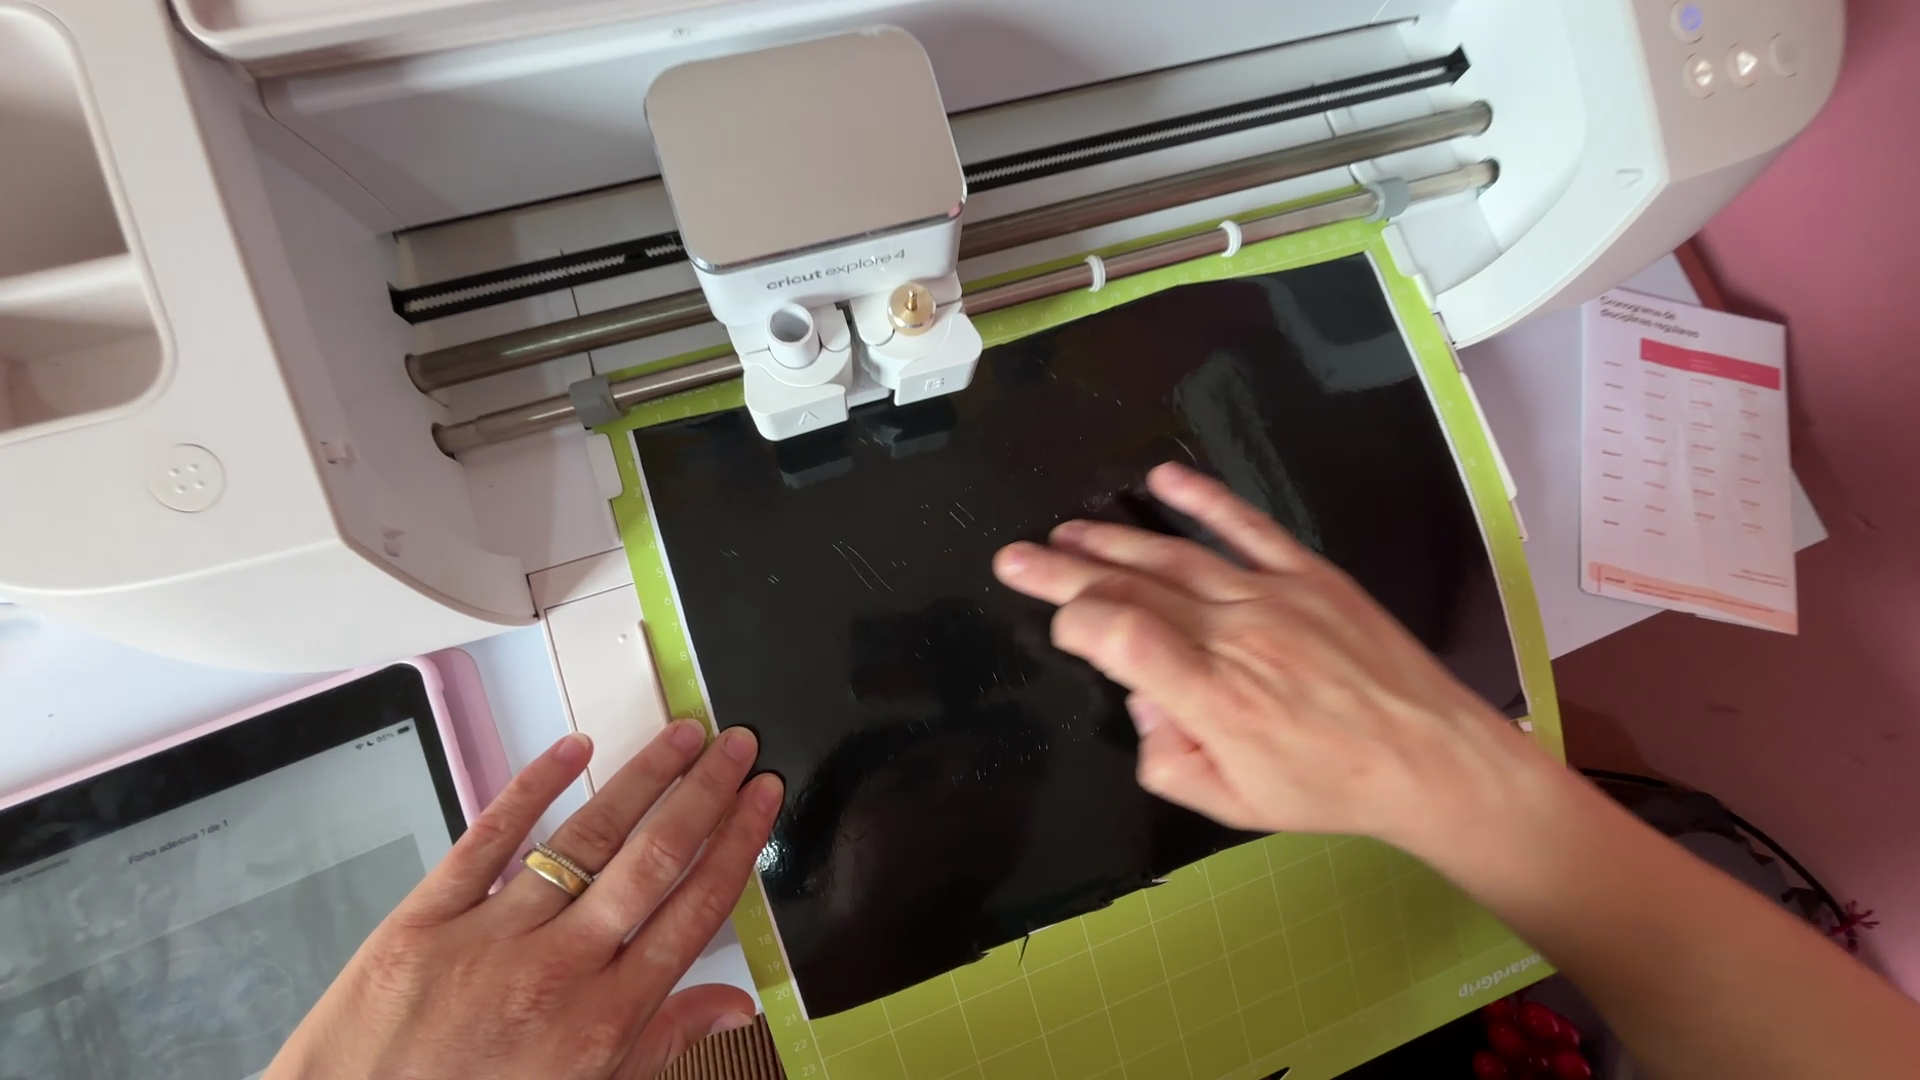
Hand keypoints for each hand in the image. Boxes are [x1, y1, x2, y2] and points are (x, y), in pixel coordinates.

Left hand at [266, 722, 782, 1079]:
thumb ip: (666, 1042)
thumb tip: (739, 1006)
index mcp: (605, 1019)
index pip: (697, 907)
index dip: (739, 841)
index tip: (763, 794)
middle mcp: (559, 971)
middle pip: (655, 858)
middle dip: (706, 791)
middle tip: (737, 744)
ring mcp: (491, 938)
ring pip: (588, 836)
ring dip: (644, 776)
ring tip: (683, 735)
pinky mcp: (425, 919)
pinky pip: (490, 838)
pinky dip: (535, 785)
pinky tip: (576, 748)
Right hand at [992, 462, 1534, 852]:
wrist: (1433, 759)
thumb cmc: (1325, 788)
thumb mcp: (1230, 803)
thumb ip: (1165, 755)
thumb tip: (1139, 696)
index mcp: (1214, 698)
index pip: (1122, 638)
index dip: (1076, 622)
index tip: (1061, 626)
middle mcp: (1235, 637)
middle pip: (1132, 591)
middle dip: (1063, 572)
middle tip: (1014, 557)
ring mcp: (1271, 596)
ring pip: (1173, 557)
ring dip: (1110, 541)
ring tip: (1065, 532)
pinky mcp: (1306, 574)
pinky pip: (1247, 528)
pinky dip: (1203, 501)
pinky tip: (1162, 481)